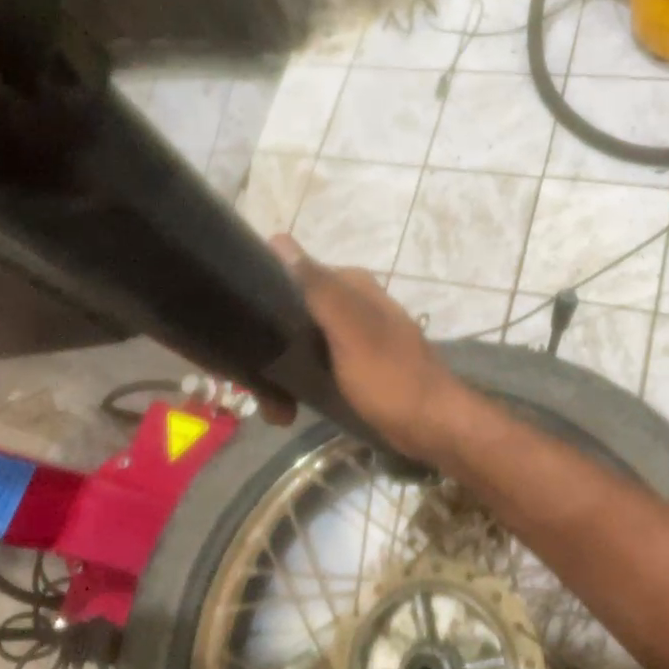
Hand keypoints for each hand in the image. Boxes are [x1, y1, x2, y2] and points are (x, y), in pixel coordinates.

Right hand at [262, 235, 472, 459]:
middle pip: (290, 316)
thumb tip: (279, 240)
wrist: (432, 428)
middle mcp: (350, 305)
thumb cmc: (390, 377)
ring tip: (274, 410)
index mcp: (350, 286)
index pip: (291, 276)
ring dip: (279, 376)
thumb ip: (318, 287)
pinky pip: (313, 370)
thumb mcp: (350, 329)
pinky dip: (298, 388)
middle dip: (268, 350)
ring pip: (298, 346)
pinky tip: (287, 412)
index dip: (260, 300)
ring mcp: (351, 338)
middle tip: (254, 389)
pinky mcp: (352, 368)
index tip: (237, 335)